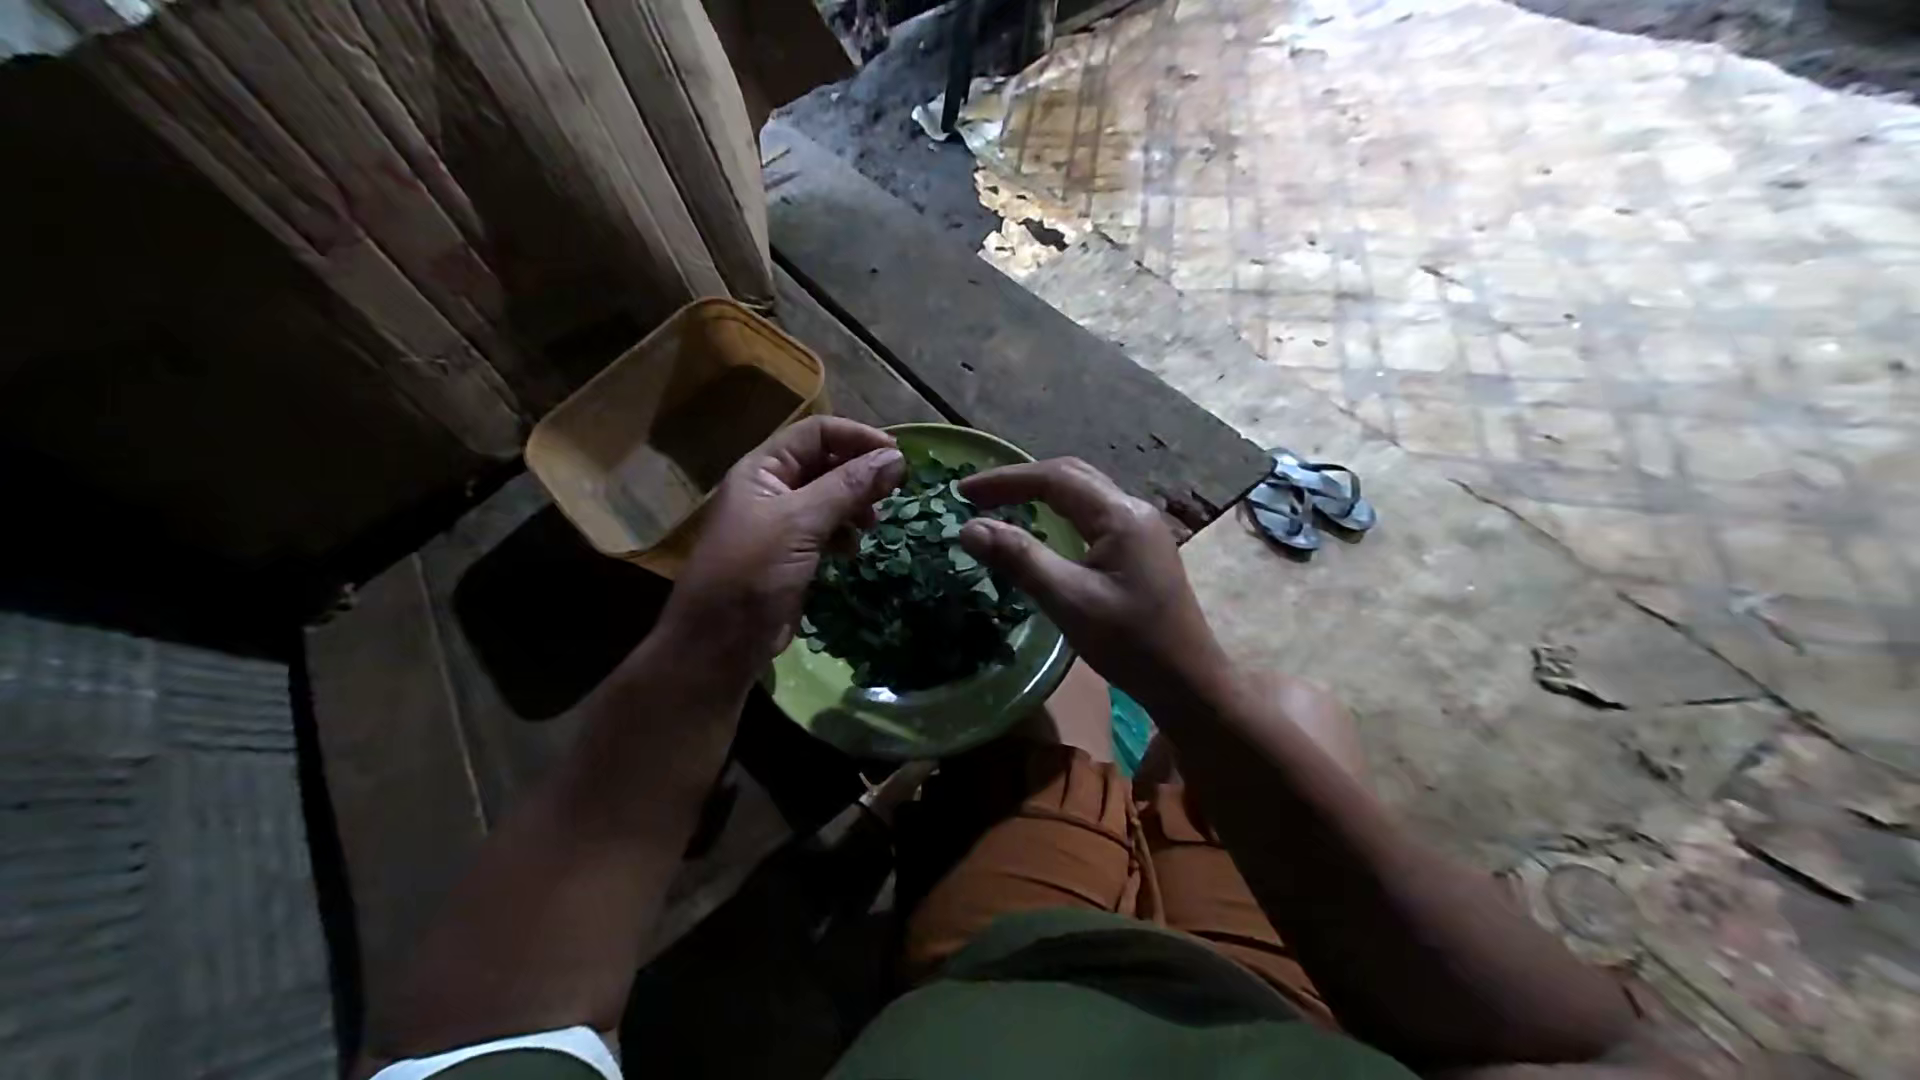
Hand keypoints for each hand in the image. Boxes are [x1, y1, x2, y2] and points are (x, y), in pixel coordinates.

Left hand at [662, 416, 904, 672]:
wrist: (721, 643)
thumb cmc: (752, 573)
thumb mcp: (801, 523)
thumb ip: (848, 487)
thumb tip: (896, 458)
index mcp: (763, 469)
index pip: (816, 432)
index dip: (856, 437)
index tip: (895, 456)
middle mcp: (772, 488)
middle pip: (826, 462)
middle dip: (860, 474)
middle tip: (892, 493)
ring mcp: (782, 523)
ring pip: (831, 497)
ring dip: (856, 505)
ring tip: (871, 525)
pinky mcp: (793, 553)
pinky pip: (827, 529)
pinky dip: (845, 533)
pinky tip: (852, 550)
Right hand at [958, 457, 1229, 702]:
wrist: (1188, 682)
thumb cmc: (1131, 644)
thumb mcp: (1069, 601)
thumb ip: (1020, 559)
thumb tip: (969, 528)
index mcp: (1121, 515)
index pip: (1055, 478)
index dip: (1005, 480)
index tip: (963, 492)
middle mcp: (1133, 511)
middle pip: (1071, 476)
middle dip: (1021, 480)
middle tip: (977, 496)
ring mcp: (1141, 529)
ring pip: (1082, 494)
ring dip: (1040, 493)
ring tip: (1000, 504)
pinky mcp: (1140, 549)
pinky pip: (1092, 515)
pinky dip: (1058, 512)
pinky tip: (1041, 528)